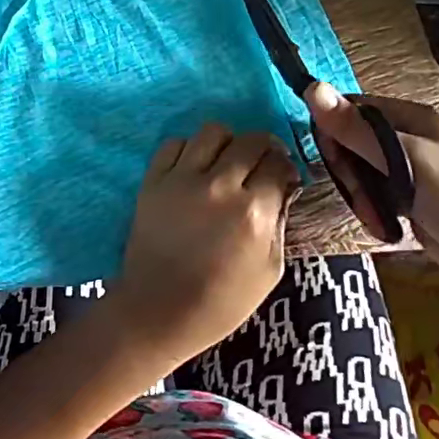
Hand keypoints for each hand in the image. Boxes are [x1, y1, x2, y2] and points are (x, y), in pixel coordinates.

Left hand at [109, 123, 298, 361]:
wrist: (160, 308)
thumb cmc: (221, 299)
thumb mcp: (270, 268)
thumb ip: (278, 221)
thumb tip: (282, 187)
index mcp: (253, 211)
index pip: (279, 164)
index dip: (286, 167)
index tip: (283, 177)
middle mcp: (218, 186)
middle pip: (250, 140)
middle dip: (263, 149)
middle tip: (260, 165)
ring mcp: (181, 178)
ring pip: (212, 131)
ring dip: (227, 142)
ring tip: (226, 162)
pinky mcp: (152, 180)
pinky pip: (174, 143)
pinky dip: (189, 150)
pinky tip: (194, 168)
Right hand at [304, 84, 438, 287]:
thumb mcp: (404, 160)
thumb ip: (356, 129)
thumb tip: (313, 87)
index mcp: (412, 117)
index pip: (352, 107)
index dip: (333, 129)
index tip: (332, 159)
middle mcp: (408, 136)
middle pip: (351, 141)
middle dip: (348, 171)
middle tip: (358, 195)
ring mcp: (408, 168)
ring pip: (359, 170)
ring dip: (359, 195)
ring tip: (375, 217)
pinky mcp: (408, 197)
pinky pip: (372, 193)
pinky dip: (372, 209)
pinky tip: (383, 226)